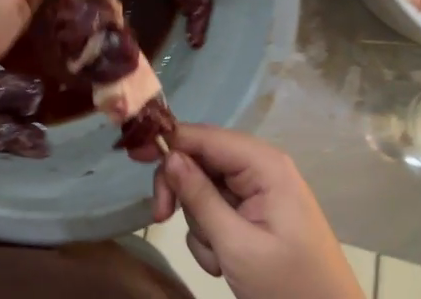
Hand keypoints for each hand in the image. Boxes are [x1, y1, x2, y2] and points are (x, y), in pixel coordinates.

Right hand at [152, 125, 362, 298]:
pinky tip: (225, 265)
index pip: (203, 136)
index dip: (166, 141)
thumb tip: (168, 155)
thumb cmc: (289, 289)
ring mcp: (260, 194)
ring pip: (204, 190)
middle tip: (162, 219)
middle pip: (200, 160)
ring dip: (200, 224)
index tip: (132, 157)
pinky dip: (212, 237)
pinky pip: (218, 212)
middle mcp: (261, 169)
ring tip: (218, 259)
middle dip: (183, 193)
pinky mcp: (257, 217)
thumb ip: (200, 197)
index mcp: (263, 164)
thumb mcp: (237, 245)